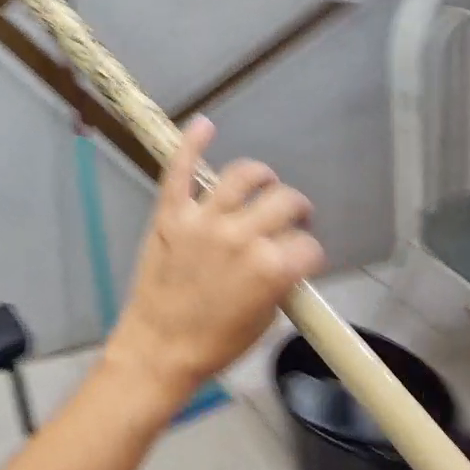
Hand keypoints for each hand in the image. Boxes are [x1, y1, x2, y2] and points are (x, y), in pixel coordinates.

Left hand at [102, 116, 325, 414]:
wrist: (160, 344)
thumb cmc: (217, 342)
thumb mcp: (266, 317)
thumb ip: (279, 279)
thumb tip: (283, 254)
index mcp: (273, 268)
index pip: (308, 244)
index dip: (307, 251)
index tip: (299, 257)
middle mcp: (241, 236)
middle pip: (284, 202)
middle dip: (294, 208)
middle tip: (289, 215)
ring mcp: (203, 220)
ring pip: (242, 177)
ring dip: (260, 176)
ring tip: (262, 182)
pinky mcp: (170, 214)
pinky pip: (180, 170)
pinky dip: (192, 144)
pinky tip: (204, 125)